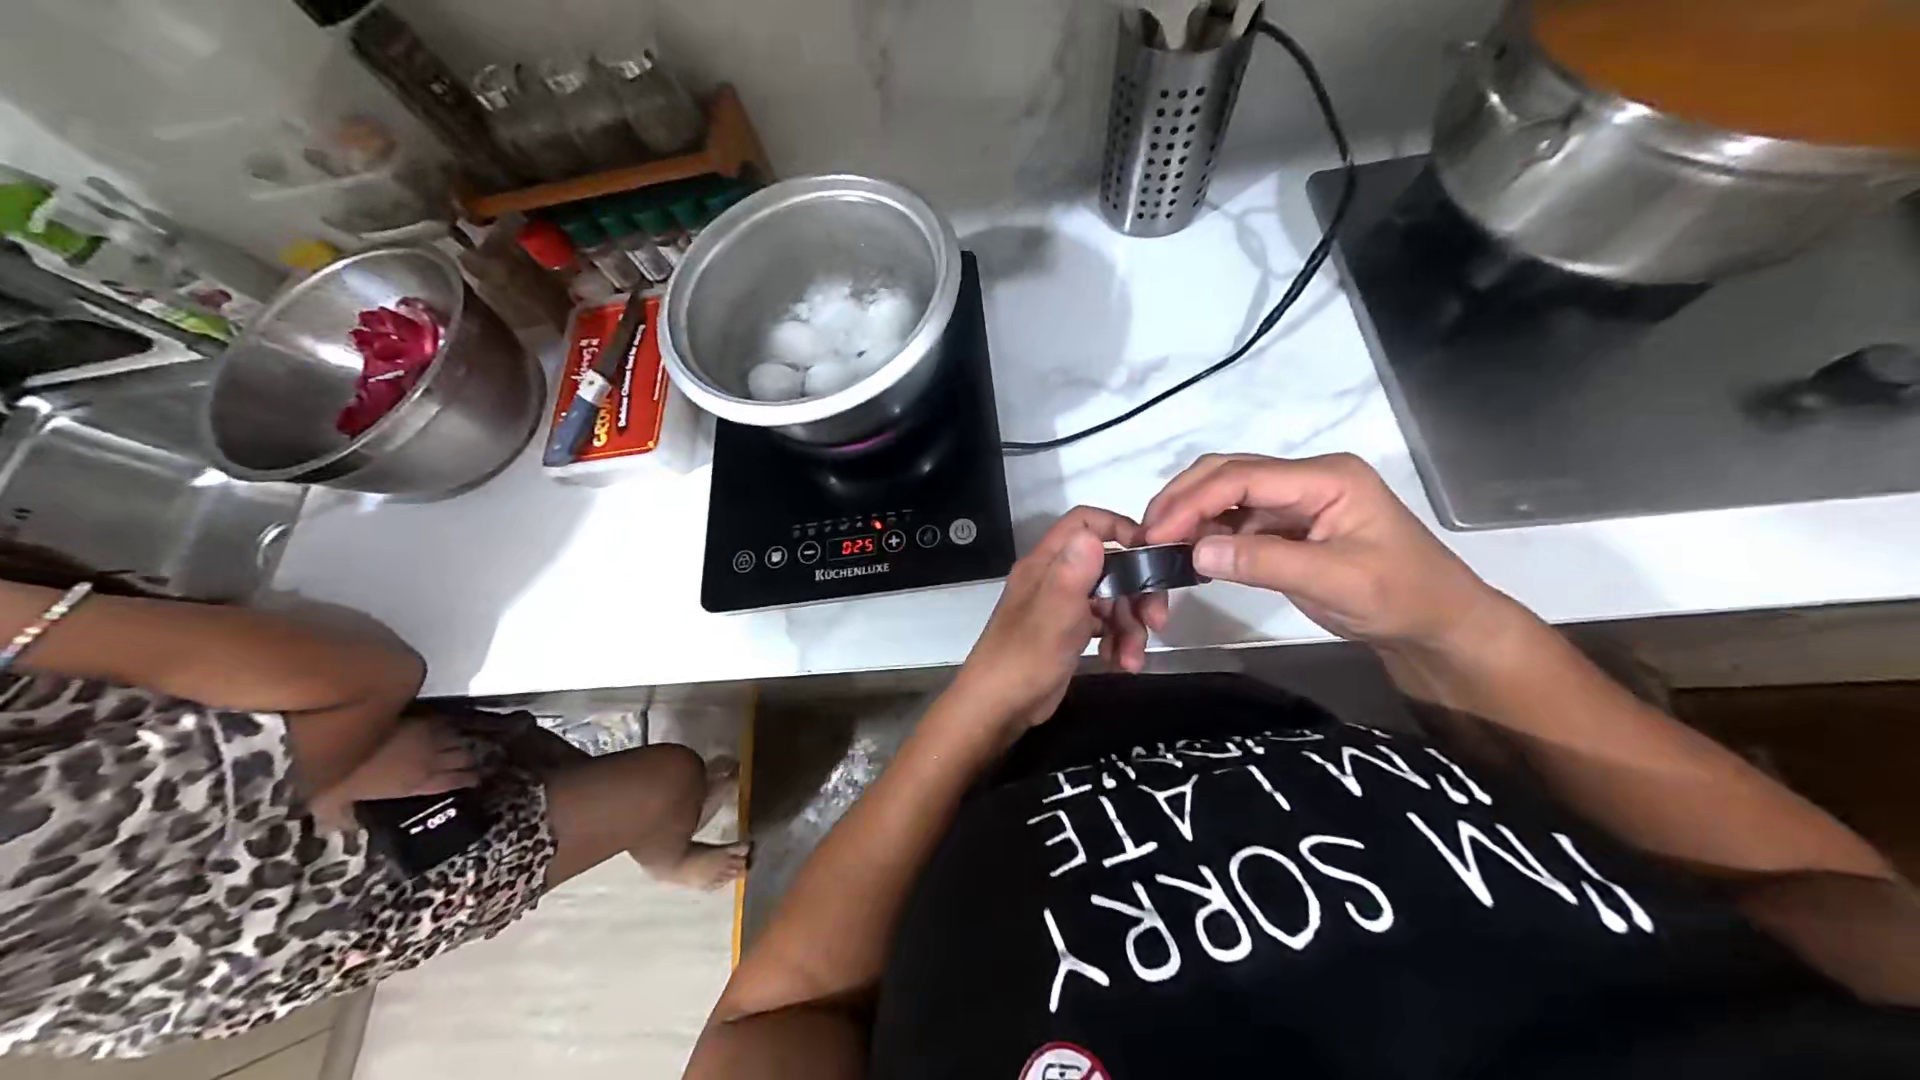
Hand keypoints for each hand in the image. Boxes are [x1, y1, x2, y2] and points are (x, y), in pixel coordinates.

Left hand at [308, 716, 478, 828]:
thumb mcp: (331, 805)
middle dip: (468, 762)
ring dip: (461, 744)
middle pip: (463, 759)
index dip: (468, 781)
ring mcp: (430, 738)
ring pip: (459, 740)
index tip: (475, 781)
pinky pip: (446, 724)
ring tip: (459, 745)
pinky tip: (445, 728)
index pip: (455, 782)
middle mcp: (432, 761)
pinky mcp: (423, 720)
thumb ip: (342, 819)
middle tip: (469, 763)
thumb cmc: (338, 774)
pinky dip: (449, 727)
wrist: (343, 737)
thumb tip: (345, 830)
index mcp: (416, 784)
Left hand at [952, 507, 1160, 730]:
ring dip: (1131, 626)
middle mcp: (1055, 579)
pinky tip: (1122, 663)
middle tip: (1157, 619)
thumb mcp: (1053, 613)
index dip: (1119, 528)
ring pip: (1112, 600)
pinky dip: (1118, 642)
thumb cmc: (1024, 659)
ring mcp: (1062, 607)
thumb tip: (1091, 534)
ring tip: (1133, 656)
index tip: (1150, 552)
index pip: (1083, 523)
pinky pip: (1104, 626)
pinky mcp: (1069, 634)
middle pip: (1109, 566)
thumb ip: (1072, 572)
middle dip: (1137, 591)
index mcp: (1046, 564)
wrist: (999, 708)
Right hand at [1142, 453, 1516, 652]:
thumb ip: (1265, 562)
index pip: (1244, 476)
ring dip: (1188, 516)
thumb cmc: (1401, 598)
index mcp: (1325, 477)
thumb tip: (1195, 552)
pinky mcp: (1283, 527)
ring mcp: (1292, 502)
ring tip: (1157, 545)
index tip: (1156, 531)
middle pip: (1226, 474)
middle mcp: (1304, 480)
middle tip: (1146, 535)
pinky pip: (1232, 522)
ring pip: (1224, 496)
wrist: (1435, 625)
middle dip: (1182, 500)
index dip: (1193, 500)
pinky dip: (1204, 535)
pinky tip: (1185, 554)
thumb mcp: (1337, 581)